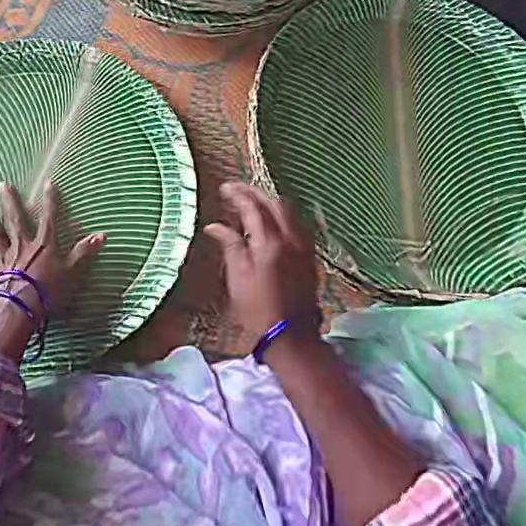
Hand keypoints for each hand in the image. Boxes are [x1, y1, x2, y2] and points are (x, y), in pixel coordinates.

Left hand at [0, 181, 104, 356]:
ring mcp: (3, 259)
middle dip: (10, 201)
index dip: (50, 200)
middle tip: (1, 184)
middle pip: (15, 220)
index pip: (49, 218)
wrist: (20, 308)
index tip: (48, 182)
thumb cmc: (48, 291)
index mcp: (43, 245)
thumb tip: (102, 235)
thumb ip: (84, 252)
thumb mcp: (72, 272)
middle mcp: (21, 247)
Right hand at [203, 182, 320, 339]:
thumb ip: (230, 245)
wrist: (290, 335)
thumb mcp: (237, 277)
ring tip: (251, 203)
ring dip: (269, 202)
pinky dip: (282, 216)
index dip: (237, 195)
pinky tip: (271, 222)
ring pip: (288, 212)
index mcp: (269, 243)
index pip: (253, 207)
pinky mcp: (309, 256)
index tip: (224, 189)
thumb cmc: (257, 310)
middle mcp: (290, 239)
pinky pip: (297, 224)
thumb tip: (215, 226)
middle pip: (274, 203)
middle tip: (236, 191)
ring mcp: (303, 247)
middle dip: (255, 193)